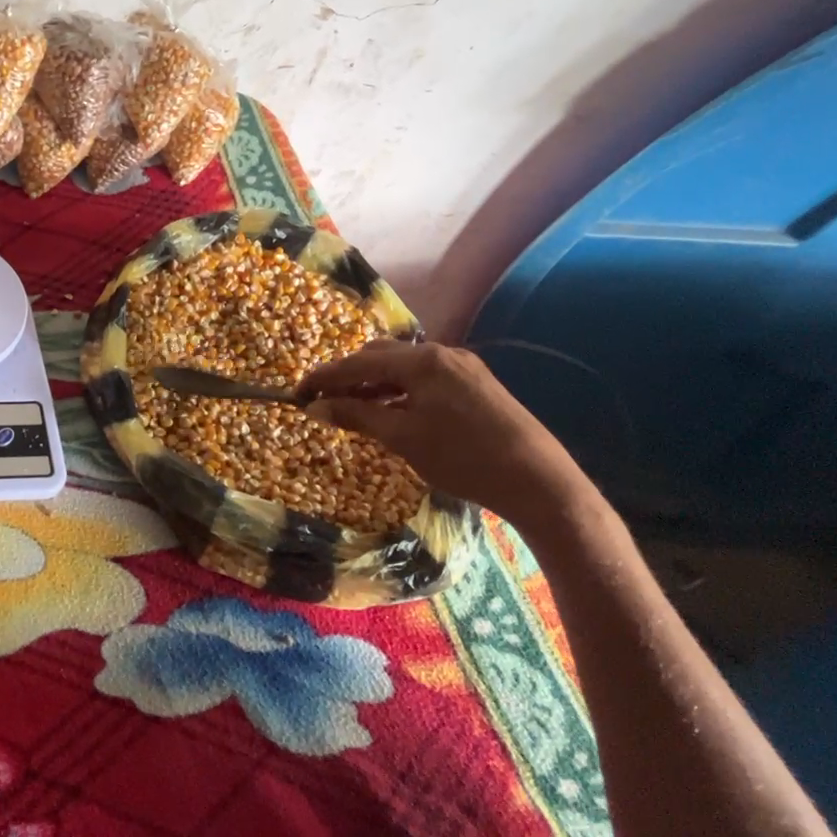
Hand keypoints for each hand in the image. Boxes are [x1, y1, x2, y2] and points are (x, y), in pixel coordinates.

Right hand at [296, 339, 594, 529]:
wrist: (540, 482)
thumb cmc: (463, 457)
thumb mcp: (401, 438)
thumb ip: (356, 415)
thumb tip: (315, 407)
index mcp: (421, 361)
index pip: (357, 362)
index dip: (322, 377)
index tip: (296, 394)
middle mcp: (441, 354)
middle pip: (379, 356)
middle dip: (347, 376)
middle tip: (323, 401)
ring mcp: (462, 368)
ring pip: (401, 366)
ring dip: (372, 383)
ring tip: (351, 408)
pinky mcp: (475, 385)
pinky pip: (422, 378)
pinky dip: (397, 390)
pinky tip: (389, 411)